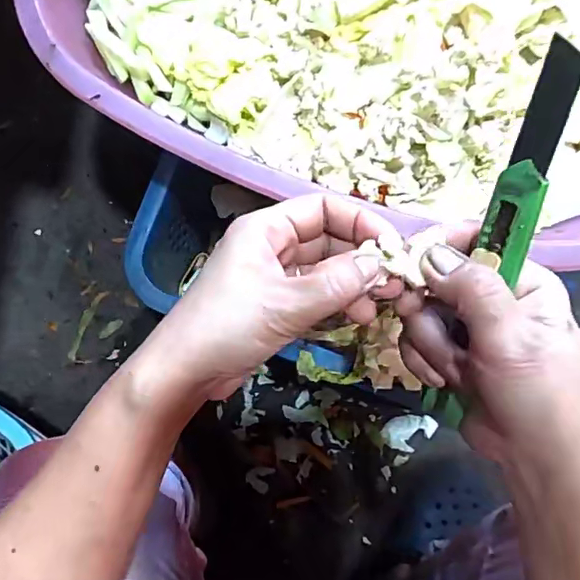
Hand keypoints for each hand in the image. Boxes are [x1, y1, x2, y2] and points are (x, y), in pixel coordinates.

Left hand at [135, 195, 405, 401]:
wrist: (186, 371)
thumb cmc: (228, 325)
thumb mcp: (286, 303)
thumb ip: (337, 283)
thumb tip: (381, 264)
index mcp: (265, 229)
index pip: (322, 208)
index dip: (359, 221)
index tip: (391, 246)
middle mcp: (270, 247)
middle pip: (327, 240)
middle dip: (361, 258)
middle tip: (394, 283)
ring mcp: (272, 278)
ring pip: (324, 271)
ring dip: (352, 285)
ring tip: (378, 306)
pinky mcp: (275, 306)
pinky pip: (314, 295)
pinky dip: (336, 303)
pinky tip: (358, 318)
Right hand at [395, 244, 579, 494]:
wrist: (539, 459)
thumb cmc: (540, 393)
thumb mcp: (511, 336)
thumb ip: (472, 288)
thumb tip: (430, 251)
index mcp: (520, 280)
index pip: (474, 240)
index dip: (439, 246)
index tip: (408, 263)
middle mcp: (492, 298)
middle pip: (434, 280)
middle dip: (431, 315)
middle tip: (441, 338)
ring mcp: (468, 329)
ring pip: (420, 315)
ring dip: (431, 347)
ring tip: (459, 373)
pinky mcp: (450, 355)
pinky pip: (416, 343)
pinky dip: (425, 363)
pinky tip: (446, 383)